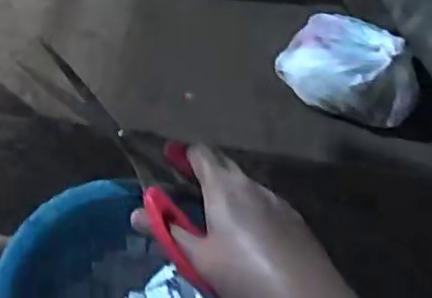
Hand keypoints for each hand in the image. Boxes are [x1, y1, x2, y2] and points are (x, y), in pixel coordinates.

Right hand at [132, 146, 357, 297]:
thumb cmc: (248, 278)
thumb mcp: (201, 261)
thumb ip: (169, 233)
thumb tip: (135, 212)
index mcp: (223, 185)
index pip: (198, 152)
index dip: (181, 154)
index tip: (168, 162)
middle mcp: (249, 182)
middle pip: (222, 164)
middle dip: (204, 171)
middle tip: (188, 189)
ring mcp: (276, 200)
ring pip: (245, 184)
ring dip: (228, 191)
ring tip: (218, 218)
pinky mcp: (296, 221)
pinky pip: (264, 203)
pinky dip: (251, 209)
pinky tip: (252, 238)